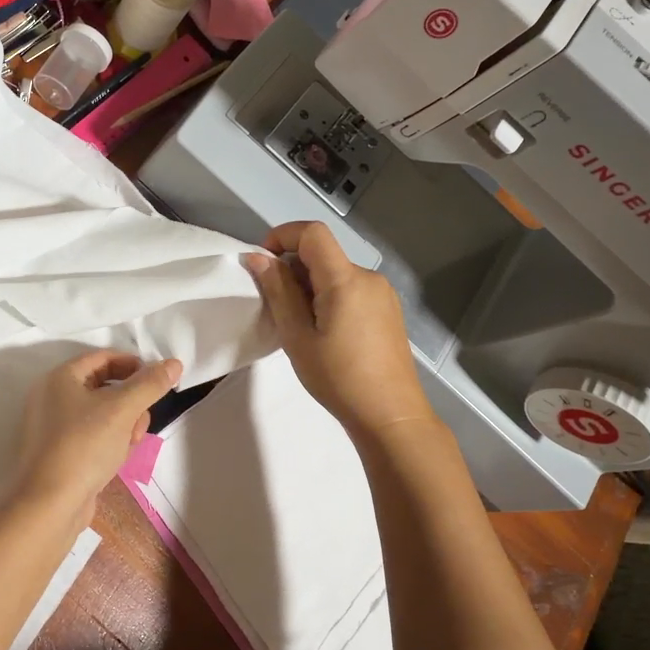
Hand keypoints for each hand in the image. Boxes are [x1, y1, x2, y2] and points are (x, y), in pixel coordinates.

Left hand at [17, 350, 183, 521]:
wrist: (50, 503)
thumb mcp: (122, 410)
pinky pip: (91, 435)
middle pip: (103, 386)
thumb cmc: (84, 446)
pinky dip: (108, 441)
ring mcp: (53, 426)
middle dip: (130, 402)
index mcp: (60, 378)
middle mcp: (52, 397)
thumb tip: (174, 363)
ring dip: (123, 424)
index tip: (157, 382)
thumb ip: (149, 384)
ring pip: (101, 414)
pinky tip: (116, 459)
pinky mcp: (58, 452)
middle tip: (142, 422)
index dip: (133, 365)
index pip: (103, 358)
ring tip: (130, 444)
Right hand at [242, 222, 435, 435]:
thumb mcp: (297, 336)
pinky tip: (323, 333)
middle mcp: (368, 278)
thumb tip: (258, 258)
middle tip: (275, 307)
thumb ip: (278, 291)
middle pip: (322, 254)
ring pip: (335, 273)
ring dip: (308, 286)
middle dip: (292, 269)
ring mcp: (382, 295)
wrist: (390, 416)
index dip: (282, 236)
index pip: (312, 233)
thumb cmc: (338, 378)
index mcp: (346, 280)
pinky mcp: (387, 311)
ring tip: (298, 326)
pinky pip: (350, 290)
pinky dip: (327, 298)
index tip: (262, 265)